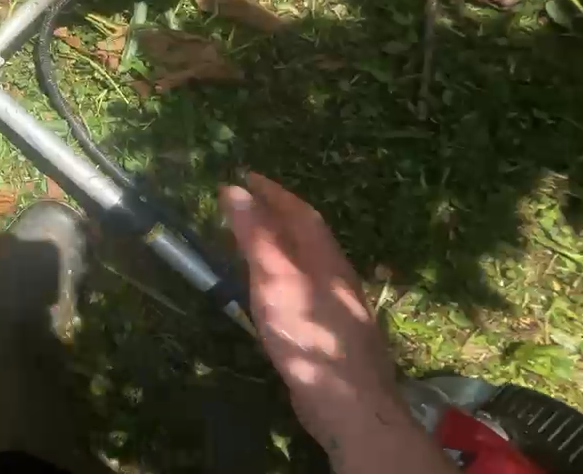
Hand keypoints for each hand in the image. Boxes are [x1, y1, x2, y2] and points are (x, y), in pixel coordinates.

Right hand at [221, 173, 420, 461]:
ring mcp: (336, 307)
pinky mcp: (328, 331)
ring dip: (280, 241)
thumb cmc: (307, 334)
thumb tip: (234, 189)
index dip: (275, 193)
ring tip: (250, 235)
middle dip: (277, 214)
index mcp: (326, 263)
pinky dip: (282, 268)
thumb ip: (254, 236)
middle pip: (308, 237)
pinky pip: (303, 284)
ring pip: (307, 262)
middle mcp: (336, 279)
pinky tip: (270, 284)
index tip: (247, 176)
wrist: (348, 405)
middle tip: (245, 201)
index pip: (302, 216)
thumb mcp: (273, 279)